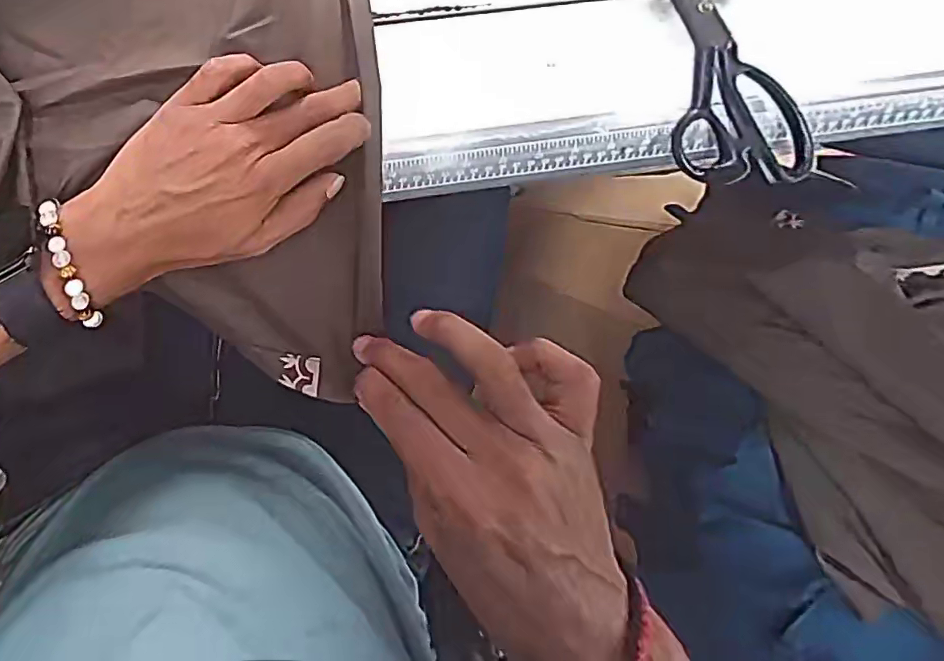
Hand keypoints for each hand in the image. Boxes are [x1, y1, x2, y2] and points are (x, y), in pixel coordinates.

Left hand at [57, 55, 368, 304]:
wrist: (127, 227)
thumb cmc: (185, 238)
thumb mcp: (254, 242)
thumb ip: (299, 210)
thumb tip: (330, 182)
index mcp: (265, 179)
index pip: (324, 142)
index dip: (349, 128)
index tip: (357, 124)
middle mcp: (244, 143)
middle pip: (305, 108)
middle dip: (337, 98)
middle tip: (349, 92)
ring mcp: (213, 119)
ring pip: (269, 81)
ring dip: (296, 75)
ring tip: (306, 78)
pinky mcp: (184, 106)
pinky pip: (219, 71)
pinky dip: (242, 63)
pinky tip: (253, 69)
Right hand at [355, 312, 629, 660]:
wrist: (582, 621)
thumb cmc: (503, 586)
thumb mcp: (437, 536)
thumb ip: (414, 467)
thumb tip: (391, 409)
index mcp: (462, 496)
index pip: (403, 418)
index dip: (373, 387)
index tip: (361, 374)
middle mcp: (503, 461)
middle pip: (433, 387)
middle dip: (390, 358)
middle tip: (370, 345)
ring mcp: (545, 443)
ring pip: (495, 367)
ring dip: (451, 333)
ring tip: (424, 321)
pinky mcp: (578, 437)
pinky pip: (571, 378)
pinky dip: (542, 354)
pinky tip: (512, 353)